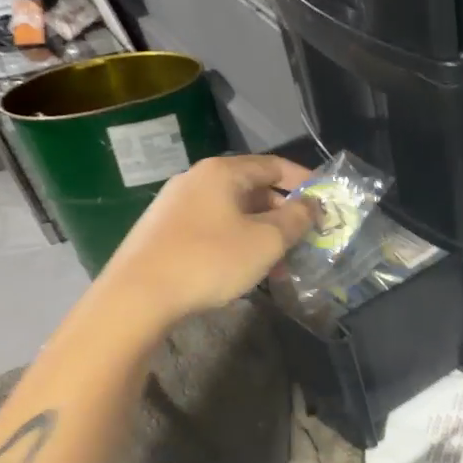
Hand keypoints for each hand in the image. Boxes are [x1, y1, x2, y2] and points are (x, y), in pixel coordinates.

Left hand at [94, 153, 315, 326]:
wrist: (136, 296)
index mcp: (222, 172)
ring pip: (234, 213)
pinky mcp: (164, 232)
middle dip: (284, 215)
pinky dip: (237, 243)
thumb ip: (296, 219)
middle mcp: (197, 180)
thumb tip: (310, 205)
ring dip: (262, 234)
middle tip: (305, 241)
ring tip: (279, 265)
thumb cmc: (210, 259)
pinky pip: (213, 228)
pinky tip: (245, 271)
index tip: (326, 203)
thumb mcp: (267, 241)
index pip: (274, 165)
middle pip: (253, 189)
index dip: (305, 182)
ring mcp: (176, 205)